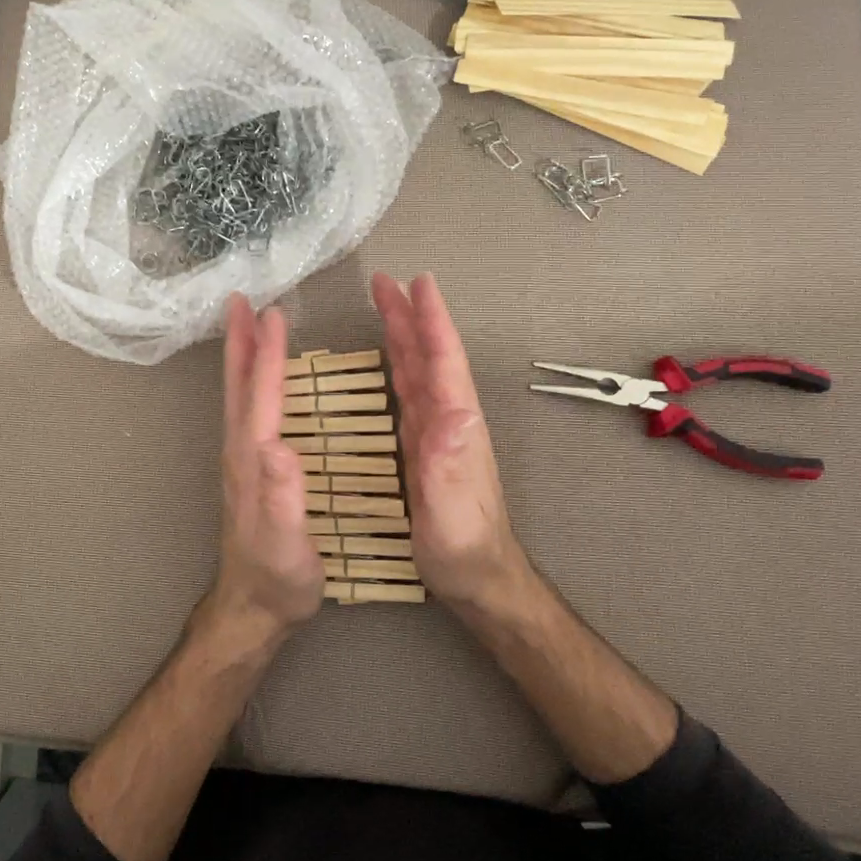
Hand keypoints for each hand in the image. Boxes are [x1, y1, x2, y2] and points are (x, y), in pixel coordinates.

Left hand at [205, 293, 323, 647]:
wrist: (253, 607)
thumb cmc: (278, 578)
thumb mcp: (287, 545)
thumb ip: (282, 499)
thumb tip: (277, 448)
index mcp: (255, 461)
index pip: (261, 398)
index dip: (267, 356)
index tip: (272, 314)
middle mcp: (242, 452)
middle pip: (240, 386)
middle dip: (241, 341)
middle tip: (240, 300)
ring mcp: (242, 461)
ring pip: (241, 397)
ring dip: (243, 357)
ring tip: (247, 325)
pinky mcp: (249, 471)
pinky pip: (249, 412)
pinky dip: (253, 384)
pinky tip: (262, 380)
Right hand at [372, 273, 530, 609]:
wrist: (477, 579)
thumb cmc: (462, 549)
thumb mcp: (452, 511)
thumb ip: (450, 464)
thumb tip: (451, 410)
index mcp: (455, 427)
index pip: (443, 362)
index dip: (430, 321)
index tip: (417, 283)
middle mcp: (448, 421)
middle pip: (429, 356)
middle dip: (410, 316)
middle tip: (386, 281)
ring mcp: (437, 433)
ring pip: (418, 370)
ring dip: (403, 335)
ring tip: (383, 304)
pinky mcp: (424, 447)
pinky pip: (409, 392)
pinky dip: (398, 366)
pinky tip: (388, 360)